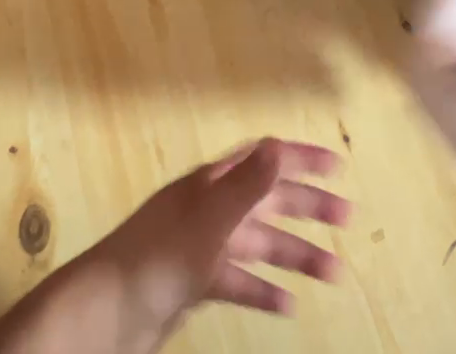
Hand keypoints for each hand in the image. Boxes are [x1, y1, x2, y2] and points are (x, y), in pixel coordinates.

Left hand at [97, 138, 349, 326]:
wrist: (107, 311)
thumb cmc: (158, 257)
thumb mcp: (209, 220)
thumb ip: (246, 184)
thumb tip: (278, 143)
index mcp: (208, 183)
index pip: (260, 157)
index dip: (298, 158)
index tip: (338, 166)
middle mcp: (206, 207)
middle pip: (264, 199)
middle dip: (306, 205)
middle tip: (348, 218)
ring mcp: (199, 245)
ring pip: (256, 243)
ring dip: (294, 255)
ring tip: (335, 274)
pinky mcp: (193, 281)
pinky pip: (237, 279)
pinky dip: (262, 289)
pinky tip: (288, 306)